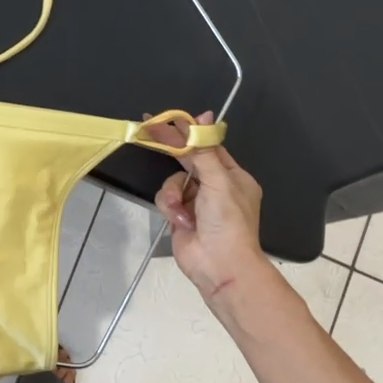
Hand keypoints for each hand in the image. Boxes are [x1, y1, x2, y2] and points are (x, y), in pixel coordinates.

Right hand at [148, 113, 276, 301]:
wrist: (220, 266)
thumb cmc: (228, 221)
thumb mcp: (218, 180)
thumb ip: (204, 150)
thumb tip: (204, 117)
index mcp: (233, 176)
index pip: (207, 146)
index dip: (188, 132)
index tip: (168, 118)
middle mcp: (215, 187)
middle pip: (188, 161)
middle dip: (173, 152)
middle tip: (149, 130)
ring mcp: (196, 203)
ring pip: (172, 181)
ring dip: (173, 193)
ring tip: (180, 210)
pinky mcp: (180, 217)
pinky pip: (167, 200)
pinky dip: (171, 208)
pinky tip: (180, 221)